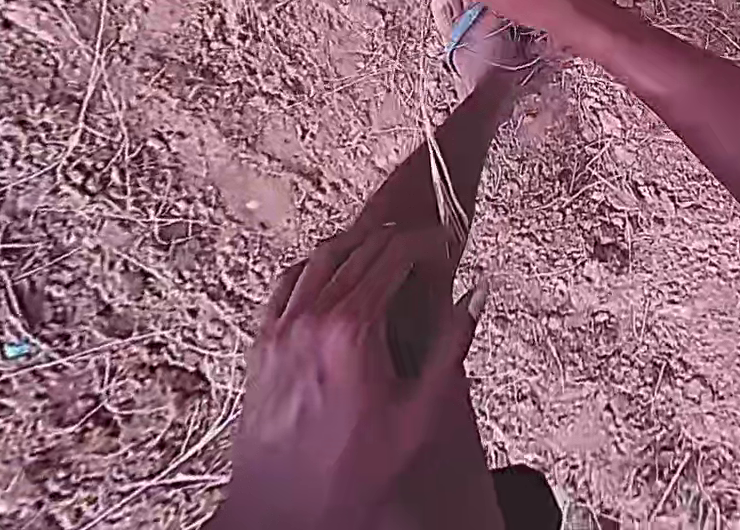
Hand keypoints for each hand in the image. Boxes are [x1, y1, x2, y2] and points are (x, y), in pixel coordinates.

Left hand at [208, 226, 494, 529]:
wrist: (283, 518)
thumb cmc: (350, 474)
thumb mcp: (421, 414)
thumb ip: (452, 344)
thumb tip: (477, 294)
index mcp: (353, 328)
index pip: (394, 255)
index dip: (424, 241)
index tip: (440, 243)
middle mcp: (314, 317)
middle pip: (360, 248)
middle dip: (396, 238)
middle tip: (420, 244)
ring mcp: (283, 327)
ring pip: (322, 255)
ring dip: (356, 242)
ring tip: (383, 247)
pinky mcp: (263, 343)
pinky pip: (288, 281)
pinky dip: (315, 264)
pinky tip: (331, 272)